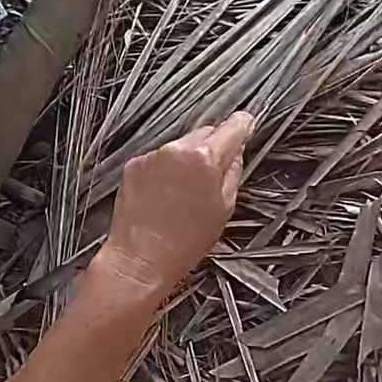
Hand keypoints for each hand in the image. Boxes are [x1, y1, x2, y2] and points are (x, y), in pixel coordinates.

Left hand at [95, 111, 255, 298]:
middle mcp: (176, 150)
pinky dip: (166, 170)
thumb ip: (233, 172)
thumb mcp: (223, 208)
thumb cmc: (182, 242)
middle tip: (213, 178)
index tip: (246, 124)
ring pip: (181, 146)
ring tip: (185, 194)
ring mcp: (153, 156)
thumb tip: (236, 153)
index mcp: (204, 159)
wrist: (141, 257)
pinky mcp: (135, 164)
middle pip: (206, 133)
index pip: (232, 127)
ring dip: (187, 160)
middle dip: (213, 149)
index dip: (243, 125)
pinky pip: (160, 158)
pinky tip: (166, 194)